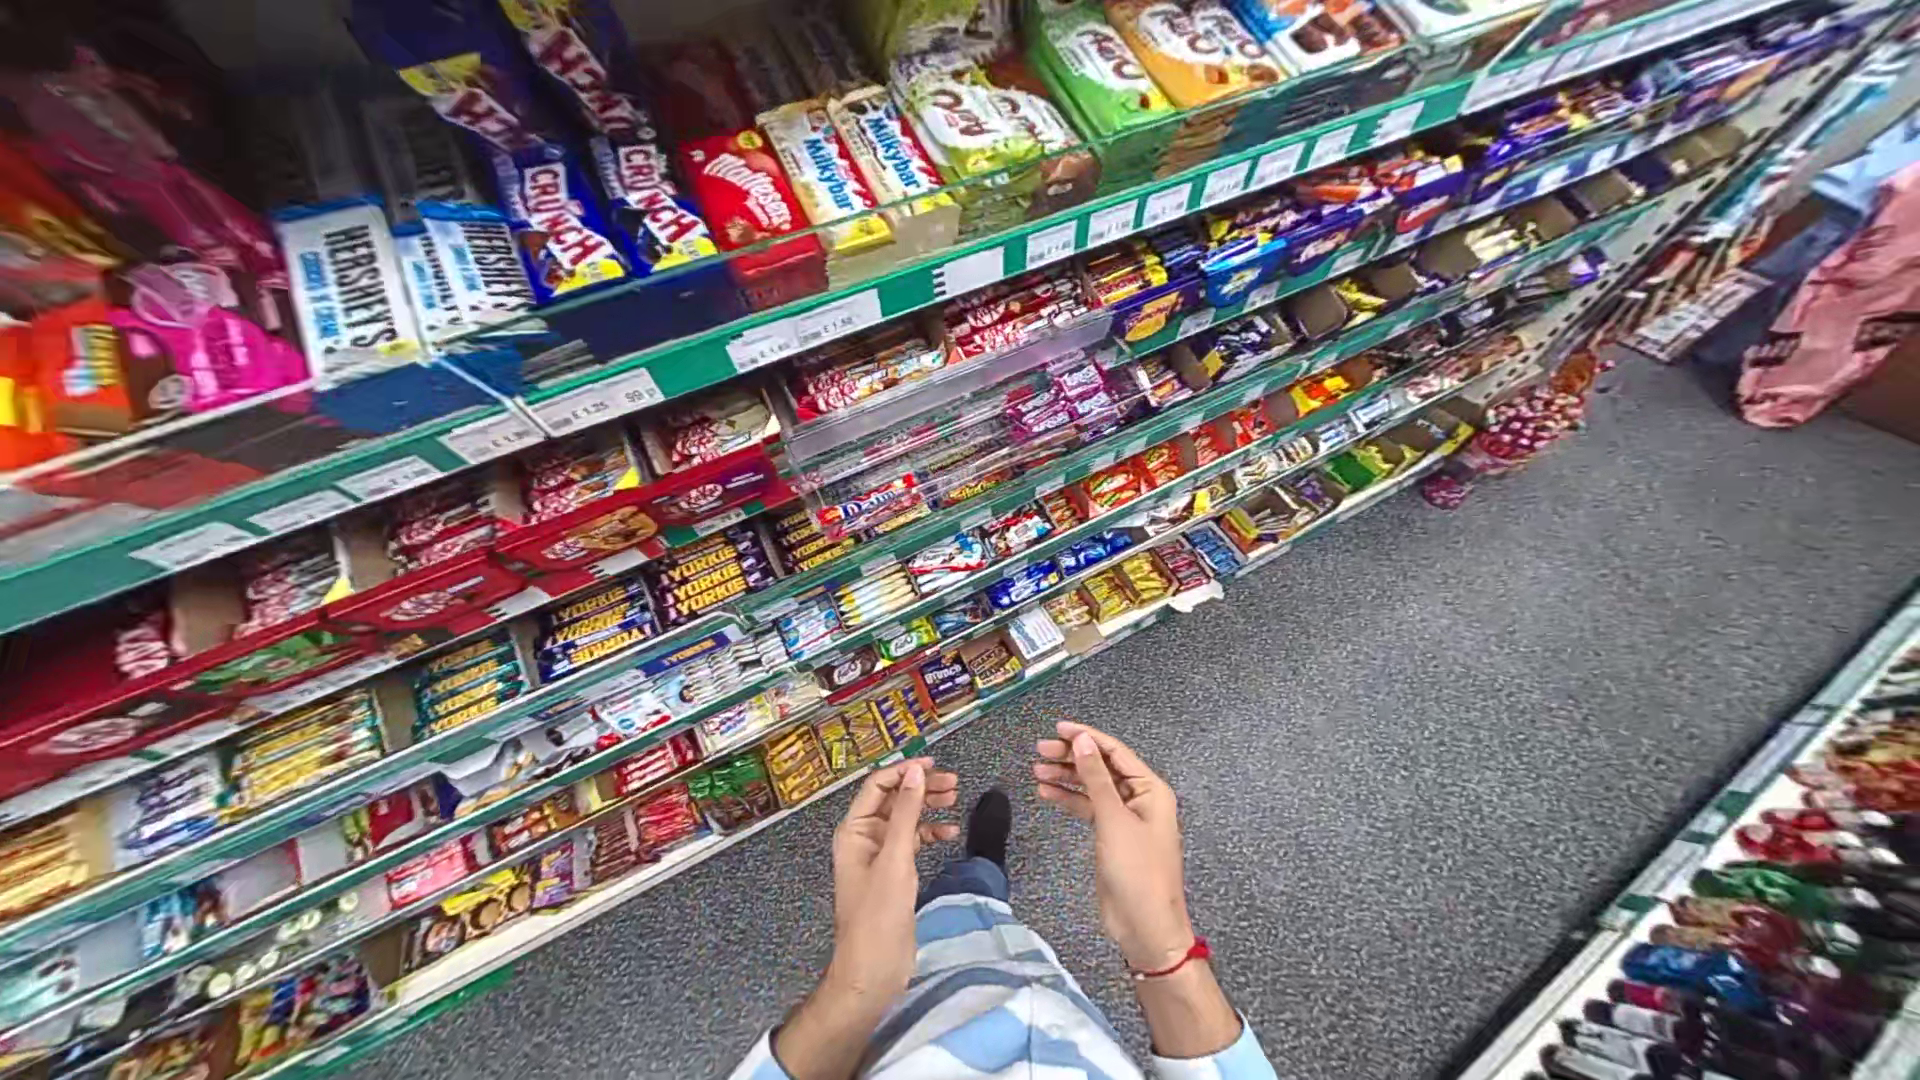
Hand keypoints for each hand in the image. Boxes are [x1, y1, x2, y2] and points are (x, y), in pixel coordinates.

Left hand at [826, 758, 959, 1003]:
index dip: (904, 771)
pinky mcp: (894, 871)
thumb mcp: (894, 858)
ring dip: (928, 806)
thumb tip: (916, 771)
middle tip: (952, 782)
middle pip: (894, 798)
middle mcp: (864, 837)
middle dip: (921, 787)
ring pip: (905, 817)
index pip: (878, 785)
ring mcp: (879, 854)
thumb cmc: (878, 914)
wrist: (873, 971)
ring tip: (954, 797)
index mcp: (854, 829)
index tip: (933, 764)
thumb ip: (906, 811)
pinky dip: (931, 833)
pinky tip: (950, 832)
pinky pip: (913, 840)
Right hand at [1033, 721, 1193, 971]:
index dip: (1086, 737)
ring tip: (1037, 769)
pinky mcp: (1111, 835)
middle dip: (1072, 757)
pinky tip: (1046, 792)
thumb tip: (1083, 740)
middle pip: (1101, 767)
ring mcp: (1124, 817)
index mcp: (1150, 789)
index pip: (1114, 752)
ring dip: (1066, 777)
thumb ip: (1096, 777)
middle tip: (1041, 750)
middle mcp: (1139, 798)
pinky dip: (1068, 799)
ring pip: (1091, 786)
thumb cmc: (1137, 871)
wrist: (1145, 927)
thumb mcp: (1114, 819)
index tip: (1058, 728)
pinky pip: (1087, 807)